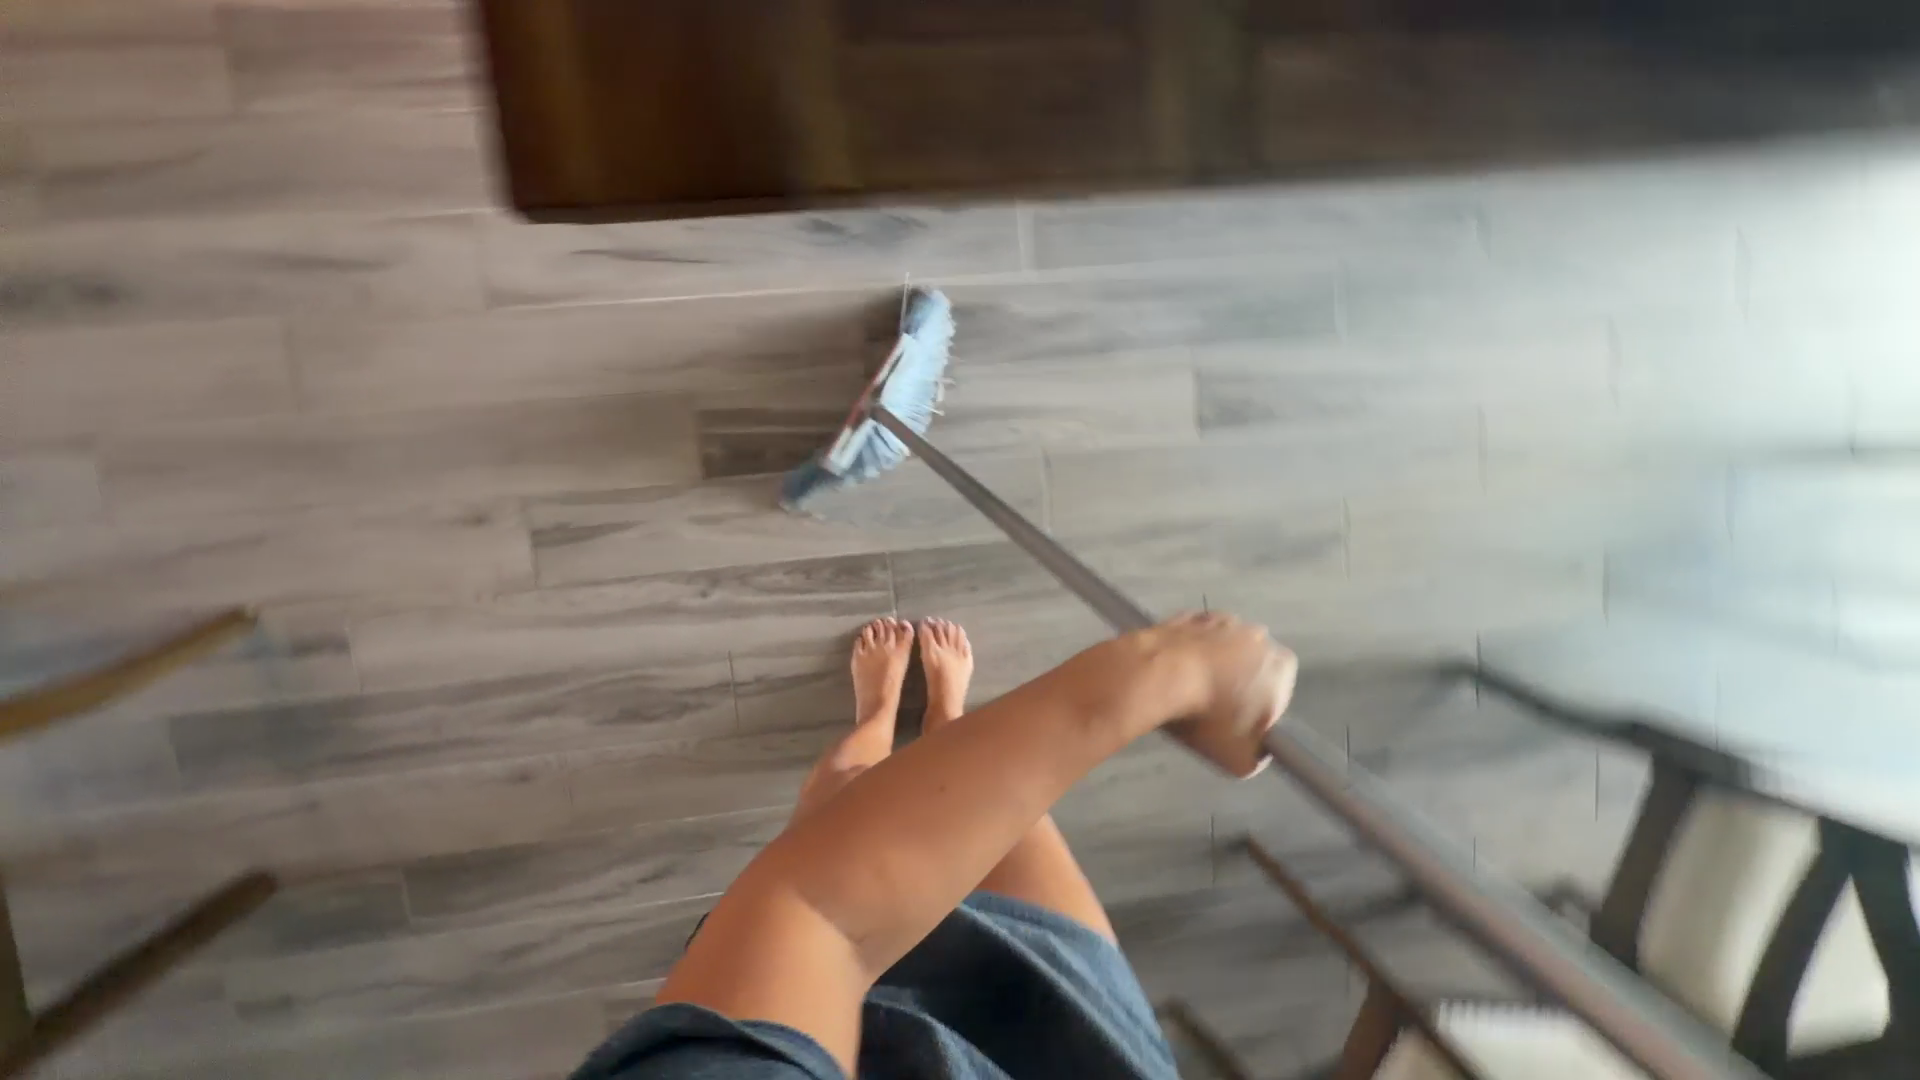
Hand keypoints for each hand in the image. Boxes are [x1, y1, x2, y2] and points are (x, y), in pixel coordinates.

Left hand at [1145, 612, 1296, 777]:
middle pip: (1250, 665)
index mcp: (1281, 666)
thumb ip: (1259, 756)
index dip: (1259, 711)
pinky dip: (1185, 650)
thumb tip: (1257, 751)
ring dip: (1210, 663)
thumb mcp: (1242, 760)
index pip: (1279, 692)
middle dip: (1235, 683)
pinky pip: (1192, 637)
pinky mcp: (1187, 614)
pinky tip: (1171, 671)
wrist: (1158, 676)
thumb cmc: (1208, 718)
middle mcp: (1258, 635)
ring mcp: (1220, 619)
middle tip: (1210, 709)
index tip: (1236, 725)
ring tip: (1187, 690)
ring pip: (1221, 647)